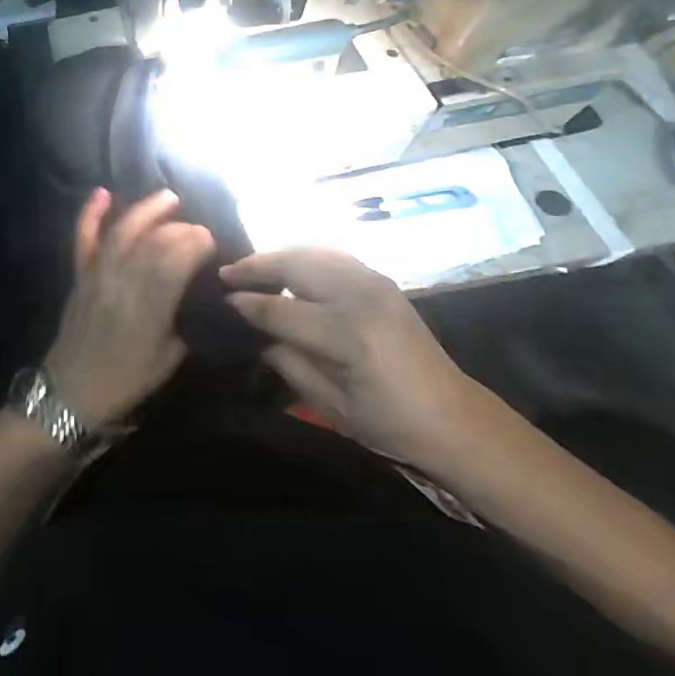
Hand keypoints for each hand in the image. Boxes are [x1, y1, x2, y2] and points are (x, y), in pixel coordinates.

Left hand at [43, 188, 215, 426]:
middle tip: (198, 229)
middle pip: (153, 243)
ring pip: (123, 234)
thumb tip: (202, 296)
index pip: (176, 262)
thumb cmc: (125, 380)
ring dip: (146, 211)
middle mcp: (123, 284)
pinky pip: (84, 240)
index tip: (211, 241)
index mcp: (149, 308)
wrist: (71, 392)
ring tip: (169, 197)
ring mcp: (98, 276)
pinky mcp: (80, 276)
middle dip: (180, 229)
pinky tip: (102, 193)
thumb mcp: (170, 358)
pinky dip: (90, 215)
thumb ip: (186, 323)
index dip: (196, 244)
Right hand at [222, 248, 483, 463]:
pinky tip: (292, 269)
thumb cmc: (389, 423)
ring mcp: (375, 282)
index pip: (281, 310)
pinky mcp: (384, 280)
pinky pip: (336, 257)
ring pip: (315, 253)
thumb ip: (289, 363)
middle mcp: (359, 296)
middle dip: (258, 266)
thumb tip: (258, 336)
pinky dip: (308, 257)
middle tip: (228, 272)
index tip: (222, 301)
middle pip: (297, 265)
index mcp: (346, 334)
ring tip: (253, 267)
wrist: (452, 416)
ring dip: (281, 256)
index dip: (247, 305)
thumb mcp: (331, 405)